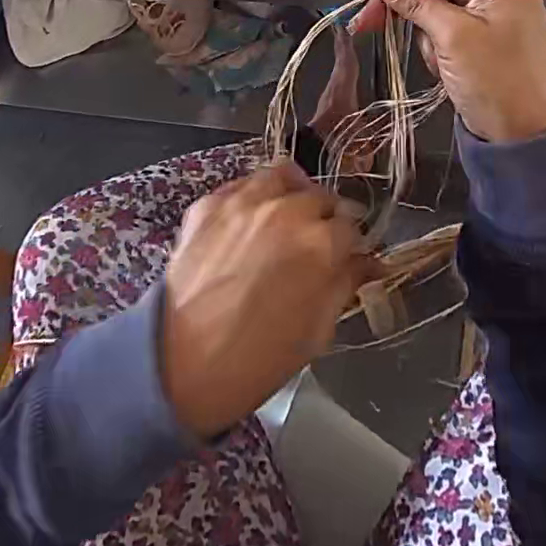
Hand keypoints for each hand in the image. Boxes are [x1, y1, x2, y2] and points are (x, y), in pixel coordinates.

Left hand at [161, 161, 371, 438]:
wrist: (176, 370)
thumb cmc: (256, 361)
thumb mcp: (316, 332)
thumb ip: (345, 285)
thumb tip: (370, 263)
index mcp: (320, 243)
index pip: (352, 227)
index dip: (352, 245)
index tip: (347, 257)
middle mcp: (286, 211)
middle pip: (321, 197)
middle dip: (326, 218)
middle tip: (317, 242)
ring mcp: (244, 203)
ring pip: (282, 175)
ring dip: (293, 192)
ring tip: (288, 215)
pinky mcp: (208, 206)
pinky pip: (240, 186)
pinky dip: (252, 197)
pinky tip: (249, 220)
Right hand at [348, 0, 545, 142]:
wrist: (525, 137)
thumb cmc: (499, 82)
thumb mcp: (453, 37)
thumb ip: (416, 2)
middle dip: (405, 7)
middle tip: (366, 21)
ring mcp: (489, 16)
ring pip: (434, 11)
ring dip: (424, 36)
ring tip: (438, 63)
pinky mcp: (480, 40)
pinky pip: (444, 32)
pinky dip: (435, 49)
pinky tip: (443, 69)